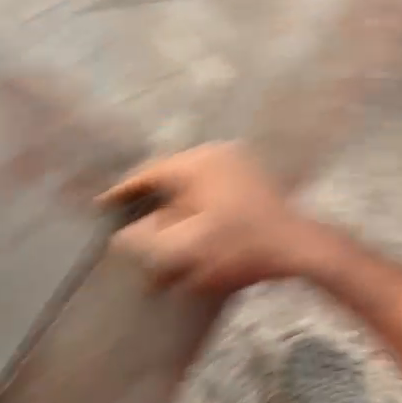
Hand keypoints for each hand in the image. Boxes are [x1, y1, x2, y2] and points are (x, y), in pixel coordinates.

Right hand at [98, 141, 329, 295]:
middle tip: (127, 213)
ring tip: (156, 220)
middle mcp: (216, 152)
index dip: (124, 191)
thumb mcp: (187, 250)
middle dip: (150, 195)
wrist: (299, 246)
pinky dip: (196, 197)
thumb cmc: (241, 248)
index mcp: (198, 163)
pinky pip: (212, 180)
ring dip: (175, 197)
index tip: (102, 205)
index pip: (150, 172)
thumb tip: (123, 235)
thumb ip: (149, 242)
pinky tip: (191, 218)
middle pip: (172, 172)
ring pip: (193, 176)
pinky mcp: (252, 173)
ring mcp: (238, 159)